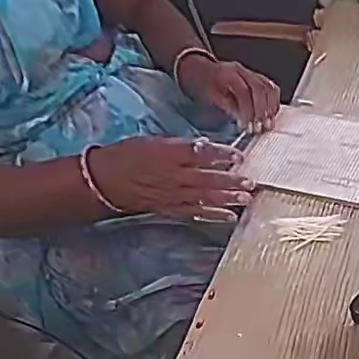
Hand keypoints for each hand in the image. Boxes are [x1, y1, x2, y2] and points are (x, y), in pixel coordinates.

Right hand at [84, 136, 251, 221]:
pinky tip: (230, 216)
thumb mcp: (153, 141)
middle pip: (209, 178)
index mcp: (170, 154)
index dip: (221, 155)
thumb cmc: (129, 155)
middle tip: (251, 182)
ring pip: (207, 197)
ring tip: (247, 199)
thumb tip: (204, 147)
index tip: (238, 156)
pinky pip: (197, 212)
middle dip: (232, 181)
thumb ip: (180, 146)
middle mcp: (175, 176)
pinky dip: (214, 215)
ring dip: (229, 199)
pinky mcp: (173, 208)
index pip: (200, 153)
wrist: (107, 179)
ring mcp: (175, 194)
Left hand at [177, 54, 280, 129]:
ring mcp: (251, 74)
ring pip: (268, 87)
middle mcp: (241, 71)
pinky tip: (270, 115)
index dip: (247, 111)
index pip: (242, 91)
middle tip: (259, 128)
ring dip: (270, 108)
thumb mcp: (210, 97)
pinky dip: (273, 103)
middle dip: (261, 112)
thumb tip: (240, 117)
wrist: (204, 71)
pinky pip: (272, 89)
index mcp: (227, 73)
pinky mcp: (258, 79)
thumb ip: (226, 106)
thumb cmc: (207, 85)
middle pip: (259, 88)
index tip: (247, 127)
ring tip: (267, 124)